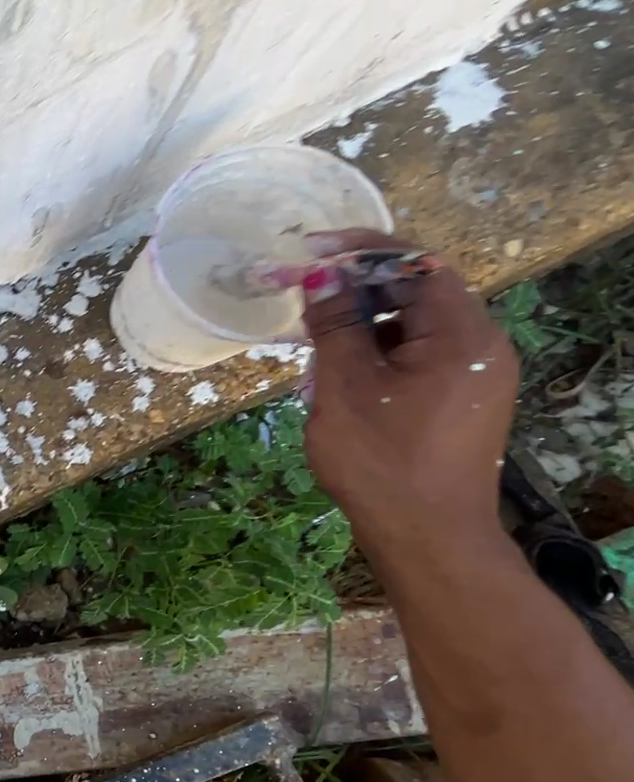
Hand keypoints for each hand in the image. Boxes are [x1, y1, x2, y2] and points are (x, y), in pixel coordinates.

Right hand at [298, 229, 518, 558]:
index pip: (418, 264)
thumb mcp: (345, 385)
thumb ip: (335, 325)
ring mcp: (474, 374)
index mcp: (463, 334)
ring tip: (311, 347)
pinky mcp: (458, 399)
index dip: (361, 250)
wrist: (425, 530)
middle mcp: (481, 345)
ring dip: (361, 326)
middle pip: (417, 292)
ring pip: (413, 327)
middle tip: (300, 298)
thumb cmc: (380, 456)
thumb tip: (321, 276)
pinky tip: (337, 376)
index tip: (308, 251)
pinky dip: (375, 353)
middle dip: (355, 290)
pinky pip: (415, 356)